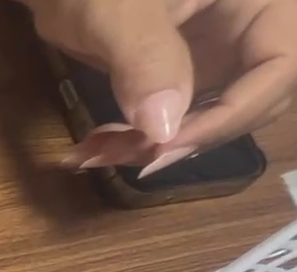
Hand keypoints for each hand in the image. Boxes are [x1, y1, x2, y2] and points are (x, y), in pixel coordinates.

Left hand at [28, 0, 296, 172]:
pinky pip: (177, 114)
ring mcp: (224, 50)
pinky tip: (92, 146)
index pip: (282, 65)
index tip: (160, 148)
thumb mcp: (117, 15)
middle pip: (253, 98)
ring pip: (211, 114)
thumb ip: (147, 61)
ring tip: (91, 154)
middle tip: (112, 157)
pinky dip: (136, 137)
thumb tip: (162, 128)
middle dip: (185, 138)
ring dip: (153, 145)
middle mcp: (257, 25)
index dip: (226, 117)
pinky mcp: (188, 70)